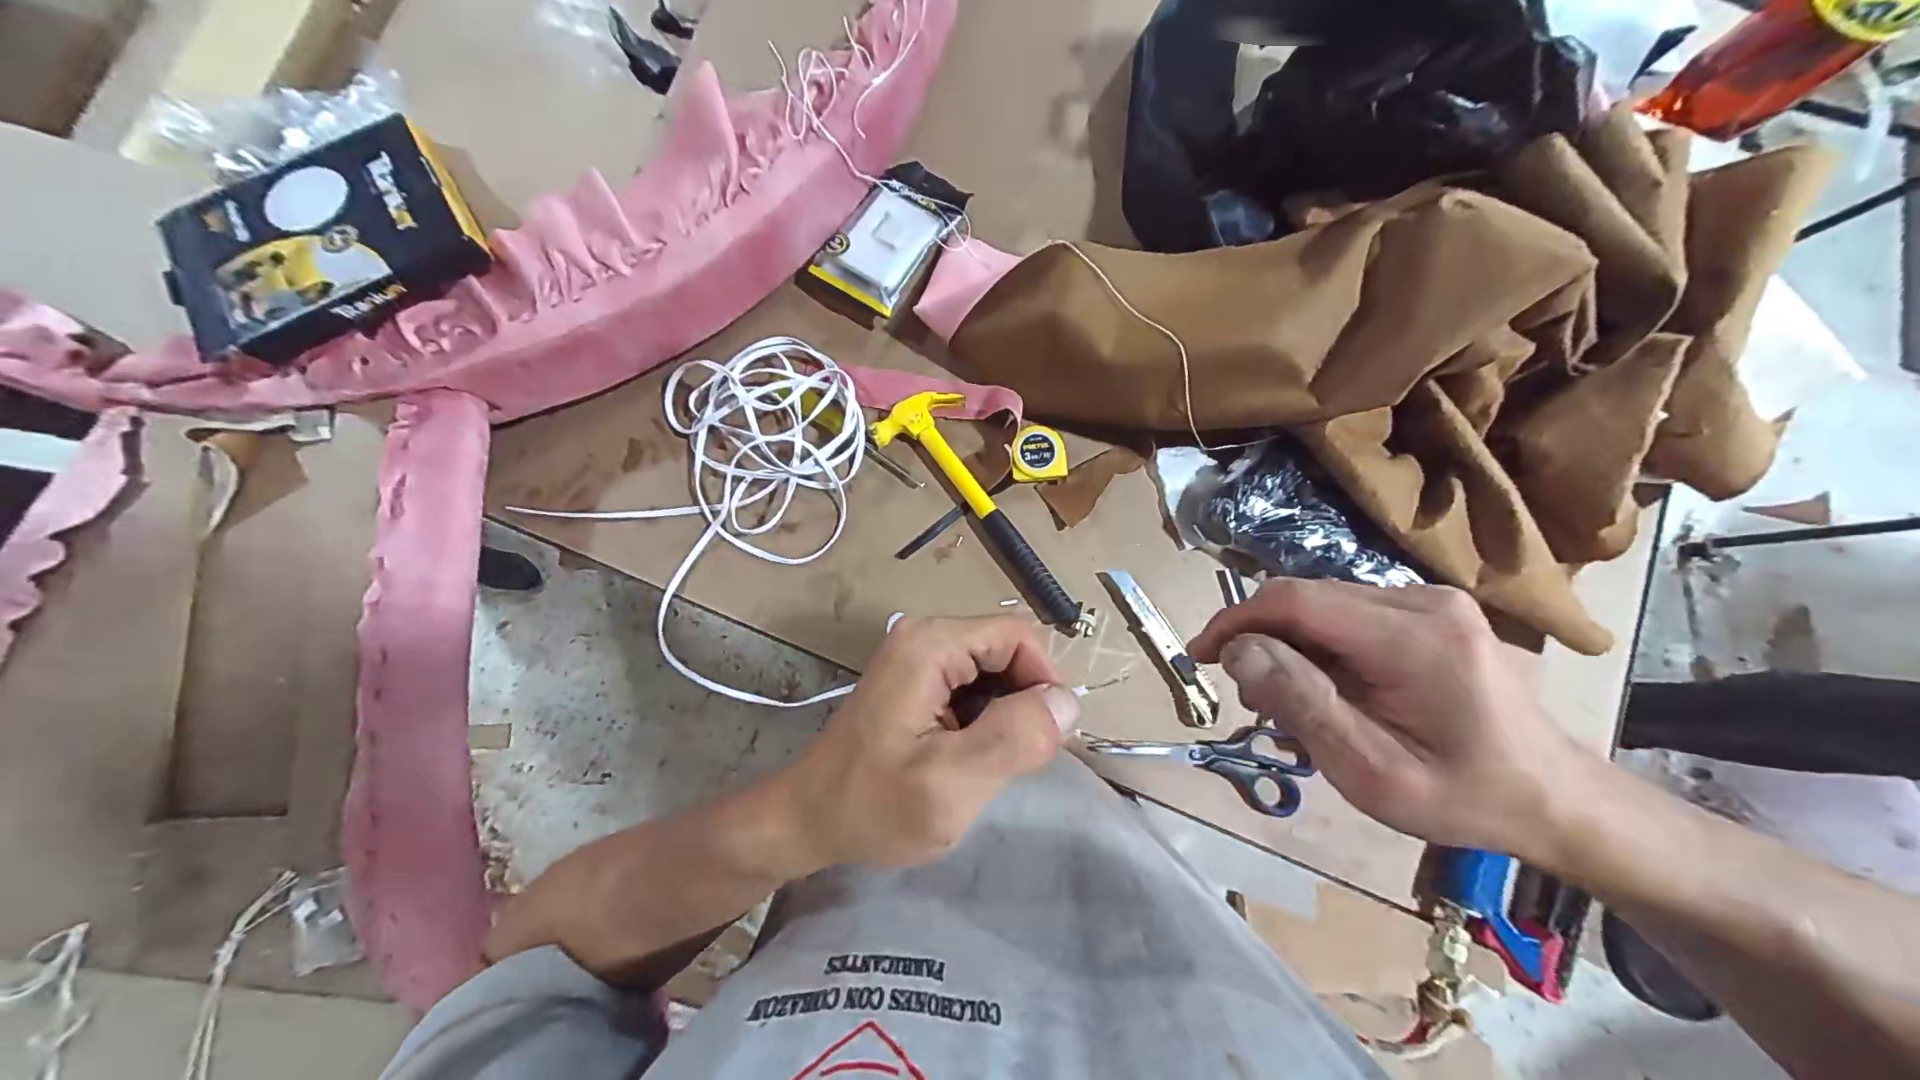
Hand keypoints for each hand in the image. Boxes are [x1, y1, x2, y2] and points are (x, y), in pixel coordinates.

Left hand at [780, 616, 1080, 867]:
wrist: (808, 819)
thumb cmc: (873, 806)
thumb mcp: (950, 784)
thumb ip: (1013, 738)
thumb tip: (1067, 702)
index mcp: (931, 645)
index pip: (1019, 638)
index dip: (1042, 685)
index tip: (1041, 741)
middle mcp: (924, 635)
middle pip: (1006, 651)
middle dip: (1022, 702)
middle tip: (1008, 760)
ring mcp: (916, 655)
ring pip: (993, 670)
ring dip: (1004, 714)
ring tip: (983, 762)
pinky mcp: (915, 678)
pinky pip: (972, 684)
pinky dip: (983, 717)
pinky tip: (964, 754)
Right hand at [1188, 579, 1595, 860]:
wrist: (1552, 797)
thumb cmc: (1462, 796)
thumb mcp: (1371, 772)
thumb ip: (1302, 704)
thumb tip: (1237, 650)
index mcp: (1415, 638)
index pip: (1296, 601)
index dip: (1236, 621)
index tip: (1201, 657)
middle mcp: (1423, 600)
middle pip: (1305, 598)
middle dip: (1260, 639)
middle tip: (1251, 697)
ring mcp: (1430, 600)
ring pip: (1320, 602)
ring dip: (1286, 643)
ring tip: (1289, 699)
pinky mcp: (1428, 609)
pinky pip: (1346, 611)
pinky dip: (1316, 643)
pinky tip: (1326, 684)